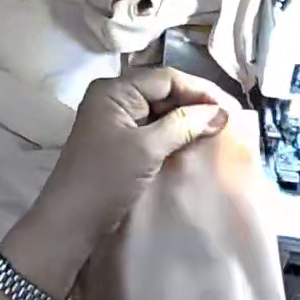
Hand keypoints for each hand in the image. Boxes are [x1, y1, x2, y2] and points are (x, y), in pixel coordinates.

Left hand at [6, 69, 234, 289]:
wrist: (69, 222)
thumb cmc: (106, 179)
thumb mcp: (147, 149)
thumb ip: (183, 124)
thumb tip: (220, 112)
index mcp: (113, 90)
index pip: (164, 77)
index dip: (199, 90)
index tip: (230, 108)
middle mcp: (112, 97)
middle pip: (161, 90)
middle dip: (194, 103)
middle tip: (227, 120)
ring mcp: (113, 118)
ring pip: (158, 109)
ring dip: (185, 118)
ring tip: (216, 129)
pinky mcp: (117, 139)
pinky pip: (151, 126)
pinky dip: (172, 132)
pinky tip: (193, 140)